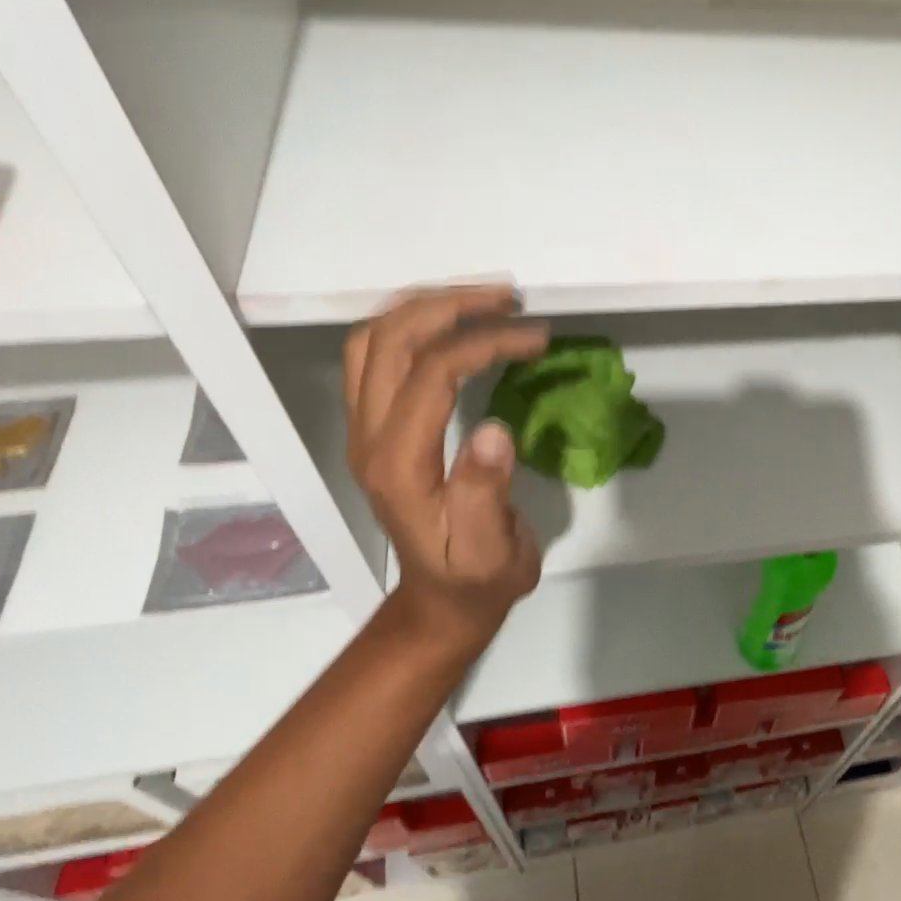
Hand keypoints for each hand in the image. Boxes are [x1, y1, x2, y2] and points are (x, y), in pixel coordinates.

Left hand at [345, 286, 549, 653]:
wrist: (443, 602)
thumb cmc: (476, 578)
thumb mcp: (492, 551)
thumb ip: (486, 495)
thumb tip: (495, 431)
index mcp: (398, 464)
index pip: (432, 373)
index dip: (485, 342)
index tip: (536, 337)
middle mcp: (368, 437)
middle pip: (390, 340)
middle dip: (450, 305)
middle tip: (509, 299)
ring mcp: (363, 430)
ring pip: (373, 340)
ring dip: (423, 307)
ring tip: (482, 301)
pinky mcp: (372, 428)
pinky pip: (374, 356)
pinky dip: (410, 326)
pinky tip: (450, 324)